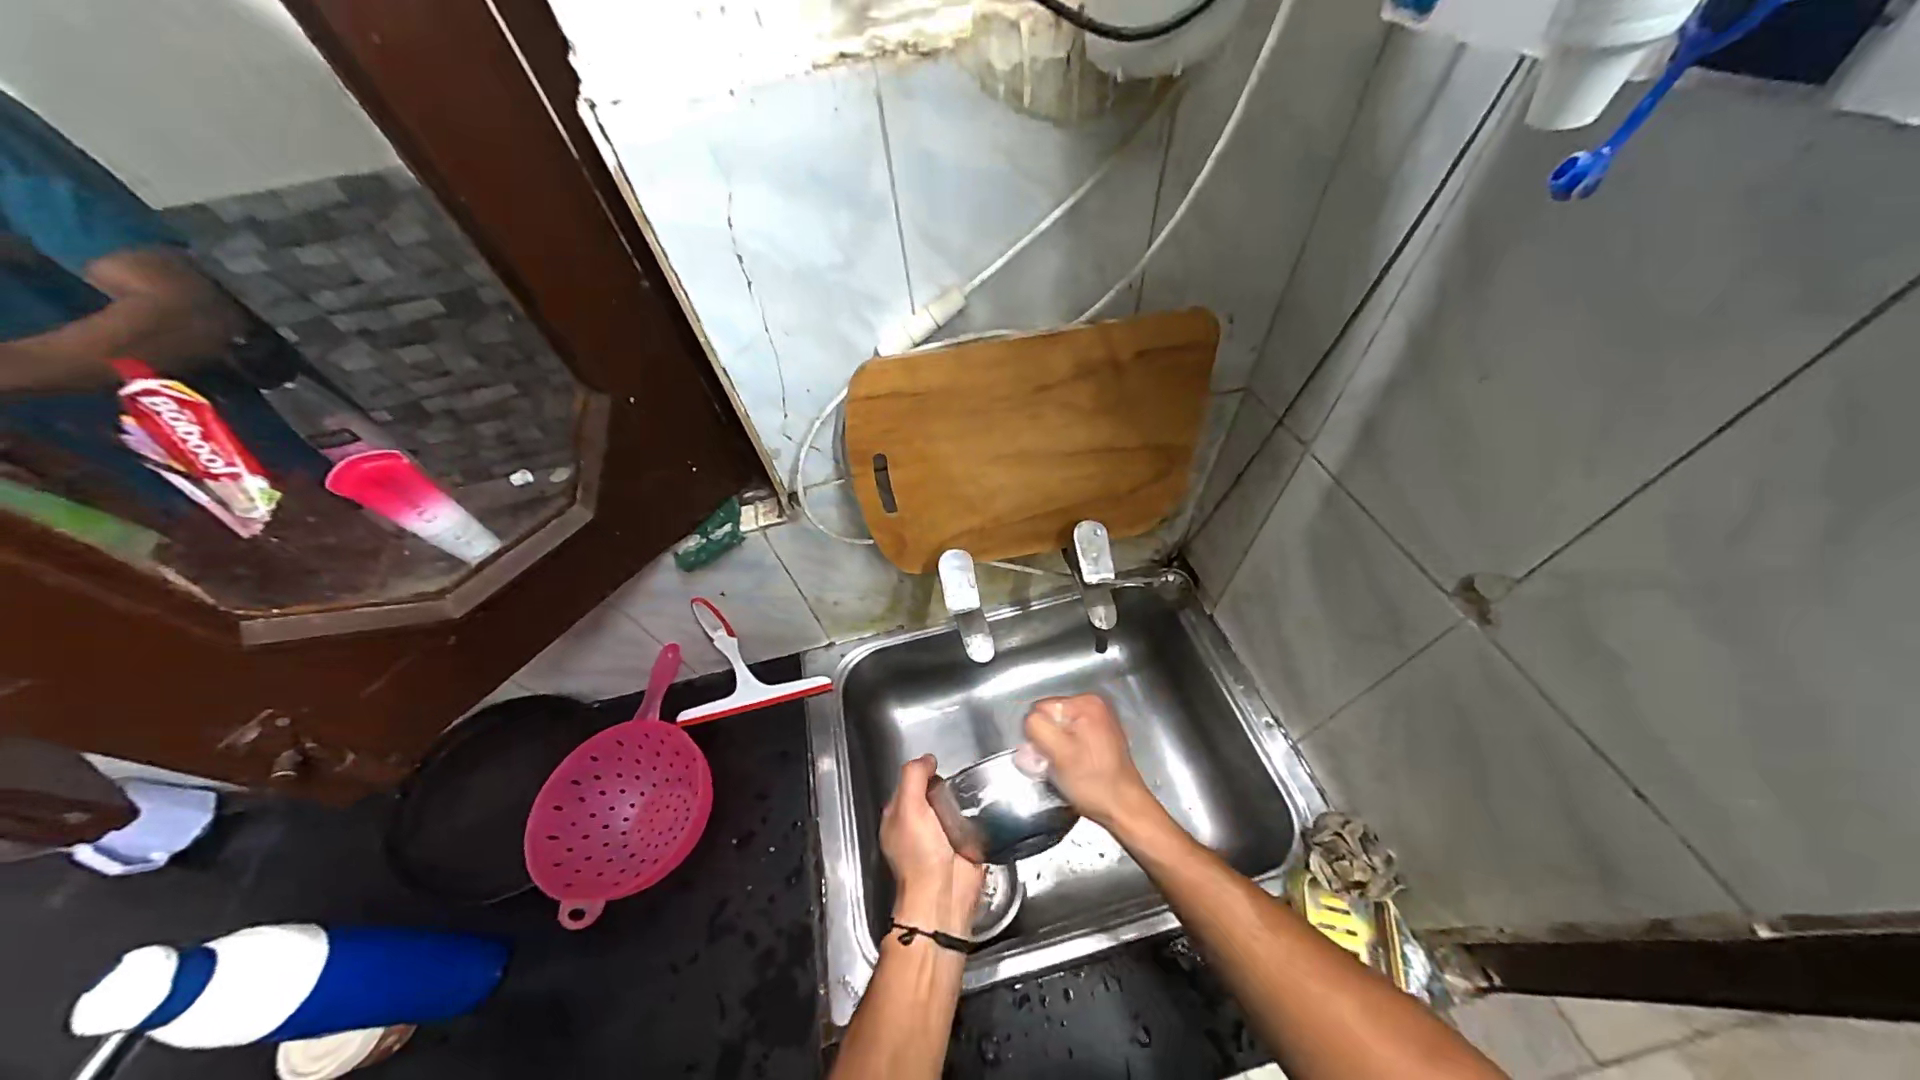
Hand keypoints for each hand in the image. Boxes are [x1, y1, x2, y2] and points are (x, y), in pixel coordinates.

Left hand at [880, 755, 985, 936]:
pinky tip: (985, 808)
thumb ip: (913, 777)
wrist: (945, 896)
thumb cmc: (920, 856)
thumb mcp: (908, 808)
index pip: (911, 782)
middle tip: (960, 782)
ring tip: (976, 792)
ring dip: (965, 800)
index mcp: (899, 815)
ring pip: (955, 806)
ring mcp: (941, 836)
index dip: (924, 771)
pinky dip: (978, 815)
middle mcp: (918, 824)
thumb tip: (928, 759)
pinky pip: (972, 822)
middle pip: (935, 792)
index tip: (940, 766)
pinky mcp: (964, 845)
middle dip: (947, 785)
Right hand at [1021, 694, 1158, 830]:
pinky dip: (1067, 752)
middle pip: (1049, 718)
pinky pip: (1070, 738)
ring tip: (1066, 768)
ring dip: (1055, 749)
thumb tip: (1029, 722)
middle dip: (1046, 741)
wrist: (1124, 807)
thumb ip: (1038, 727)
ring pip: (1058, 730)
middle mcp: (1094, 705)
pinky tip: (1075, 768)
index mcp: (1085, 702)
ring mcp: (1099, 721)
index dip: (1037, 734)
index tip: (1047, 756)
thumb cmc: (1093, 782)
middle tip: (1055, 765)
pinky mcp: (1100, 737)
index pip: (1040, 710)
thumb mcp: (1059, 752)